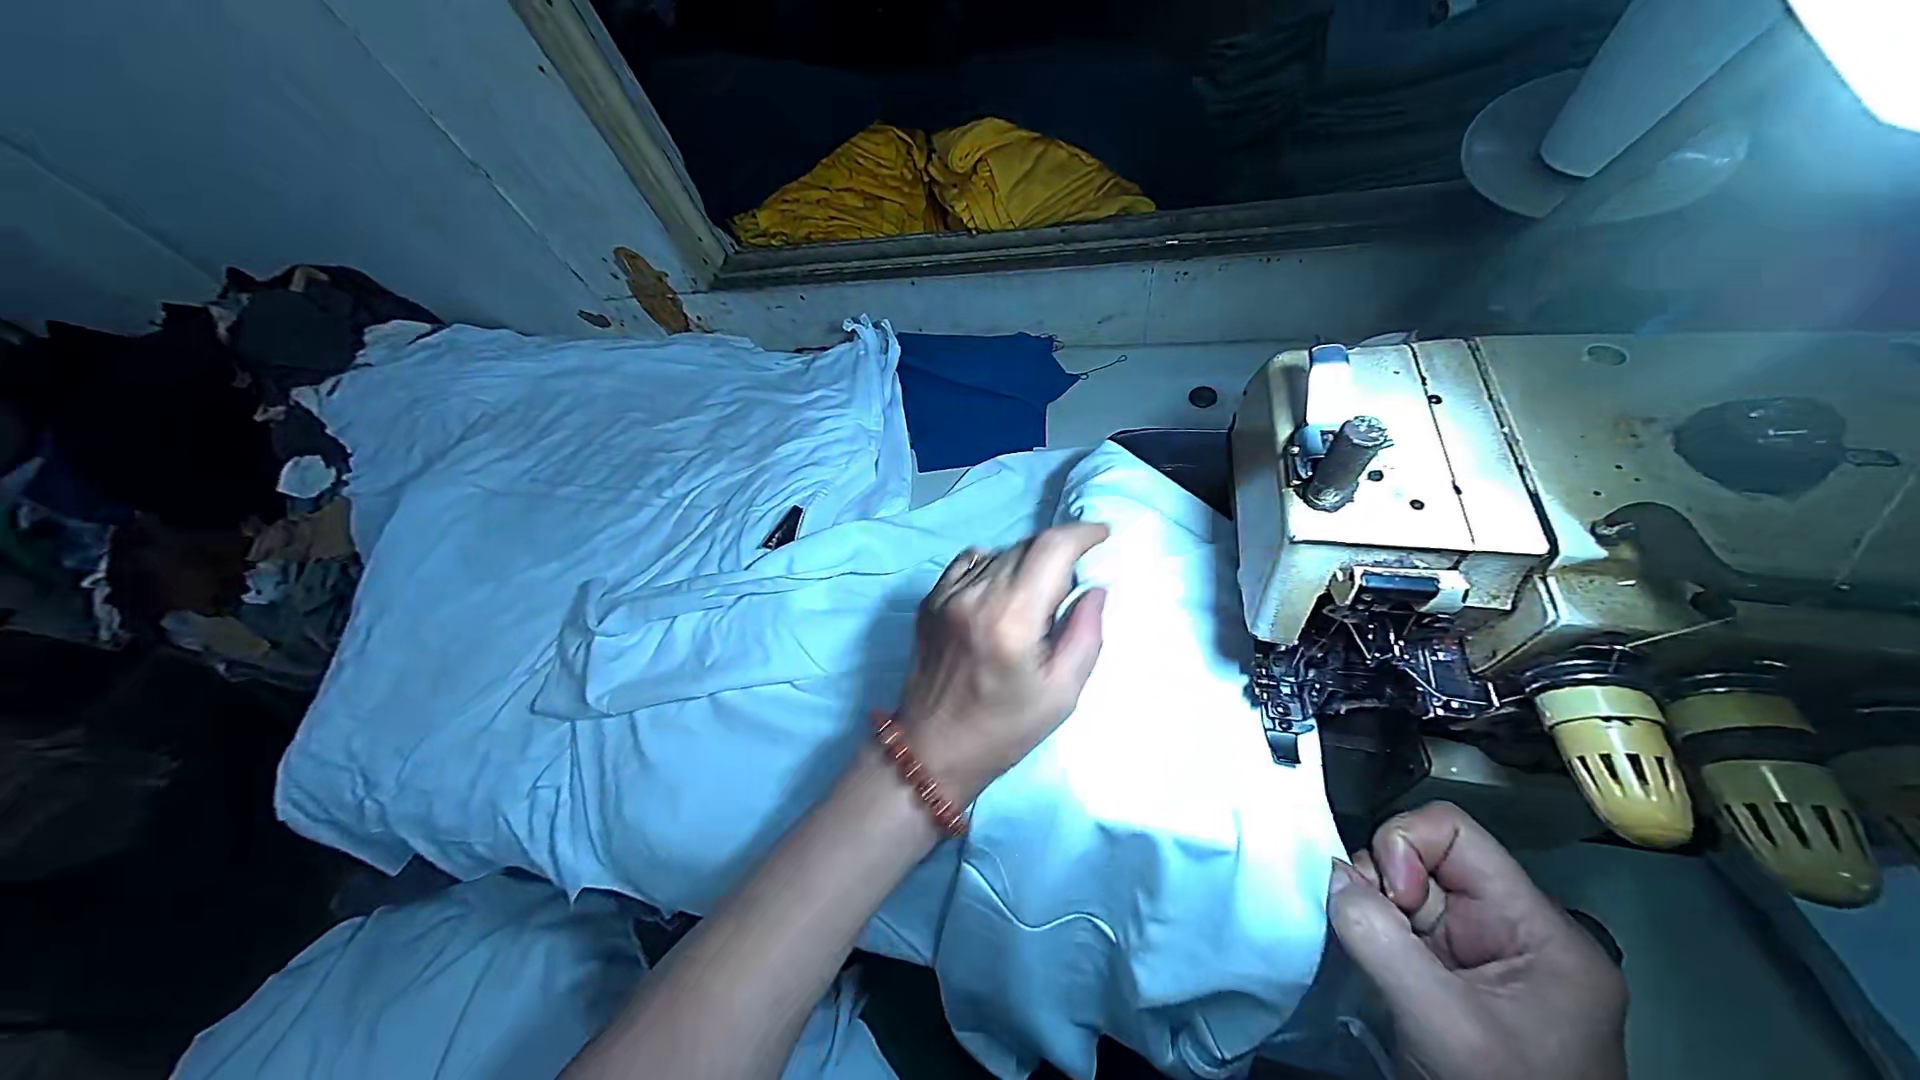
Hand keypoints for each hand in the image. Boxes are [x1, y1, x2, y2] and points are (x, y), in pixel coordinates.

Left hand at [896, 523, 1109, 802]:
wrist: (933, 749)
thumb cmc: (1006, 729)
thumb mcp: (1063, 693)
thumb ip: (1086, 634)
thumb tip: (1095, 588)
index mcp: (1012, 619)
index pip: (1051, 549)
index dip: (1082, 533)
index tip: (1102, 535)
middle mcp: (976, 596)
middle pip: (1027, 546)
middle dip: (1059, 553)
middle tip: (1070, 588)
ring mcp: (946, 594)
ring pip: (1000, 553)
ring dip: (1027, 562)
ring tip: (1034, 599)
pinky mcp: (929, 600)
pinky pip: (970, 562)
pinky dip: (995, 566)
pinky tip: (1001, 594)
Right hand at [1328, 802, 1627, 1079]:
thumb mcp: (1445, 1024)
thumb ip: (1381, 940)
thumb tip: (1329, 874)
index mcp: (1539, 931)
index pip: (1454, 832)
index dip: (1404, 848)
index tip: (1392, 901)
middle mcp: (1510, 930)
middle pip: (1421, 856)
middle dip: (1381, 885)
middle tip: (1374, 933)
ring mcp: (1477, 952)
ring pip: (1400, 887)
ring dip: (1371, 910)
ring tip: (1376, 959)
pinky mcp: (1447, 971)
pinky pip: (1394, 922)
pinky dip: (1370, 931)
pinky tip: (1373, 964)